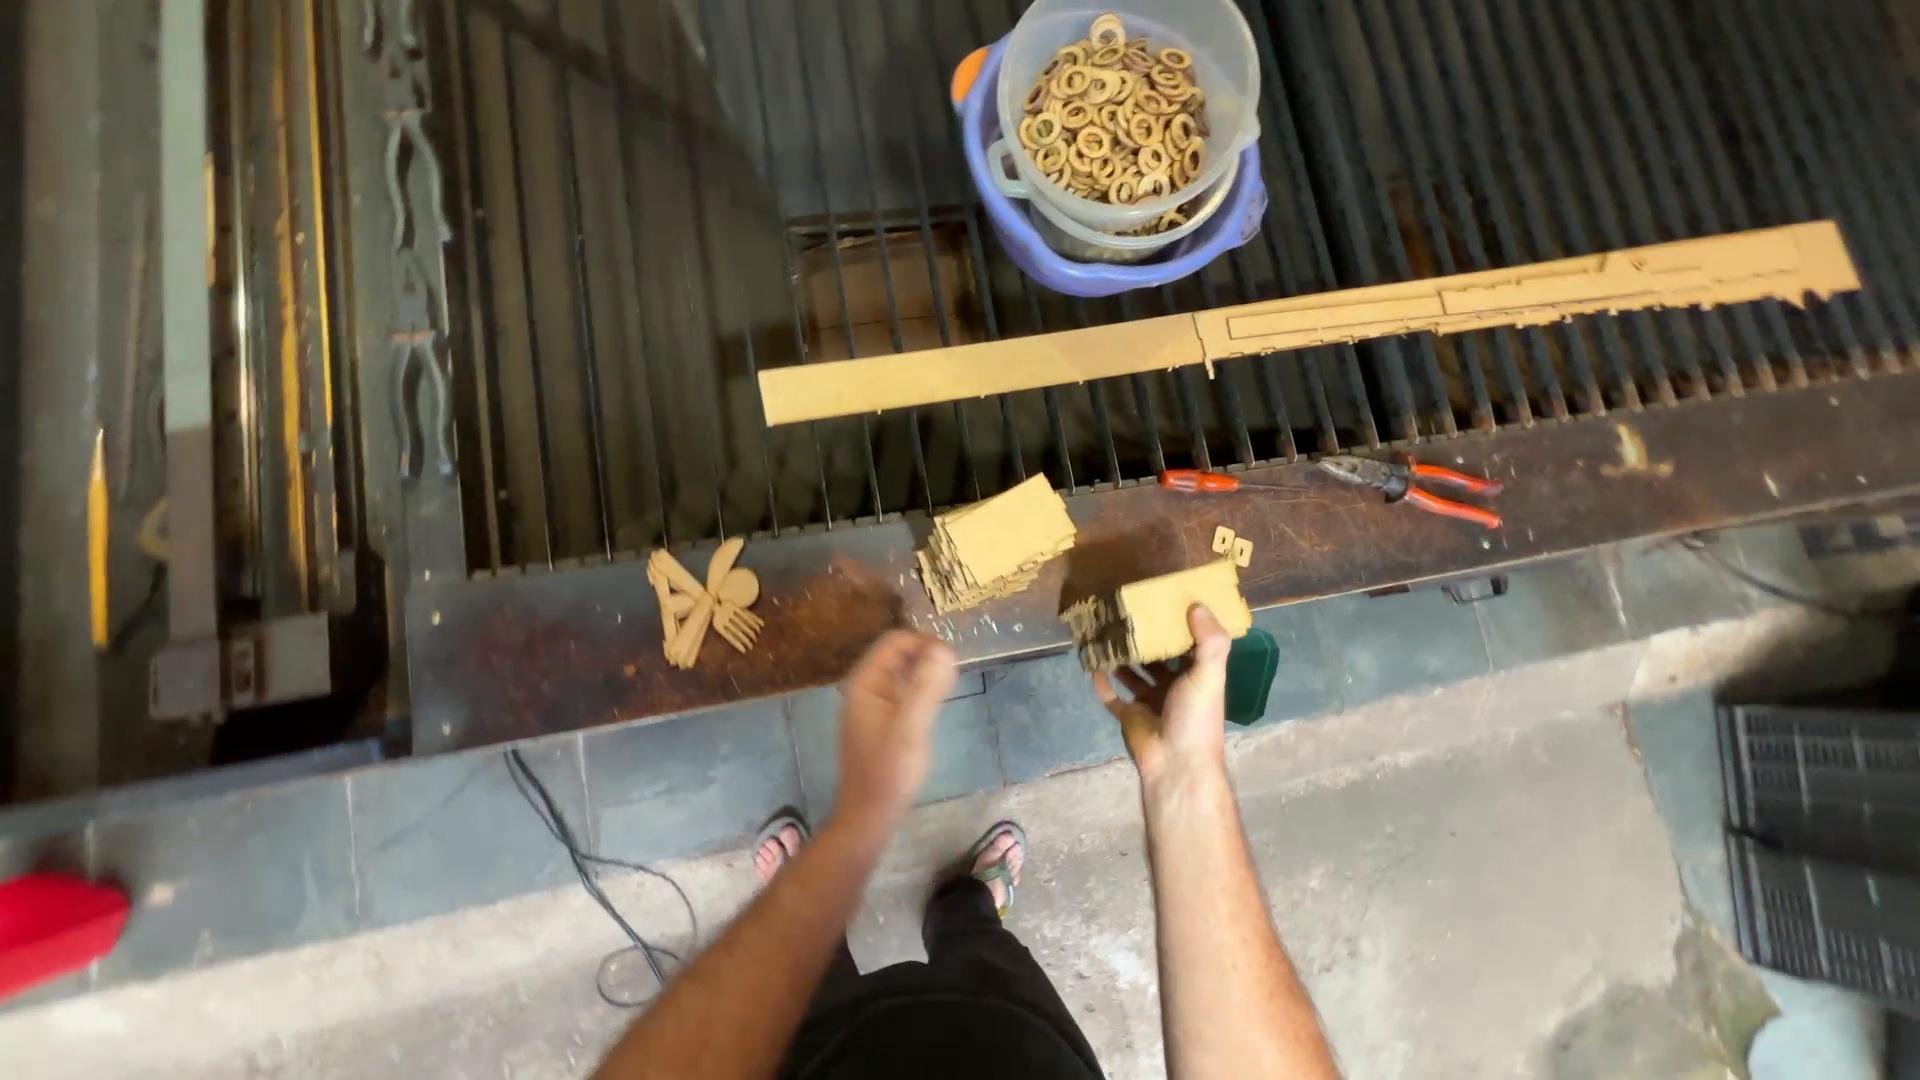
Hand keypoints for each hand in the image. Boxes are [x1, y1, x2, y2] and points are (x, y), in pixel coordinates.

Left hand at [835, 630, 956, 829]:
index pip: (895, 642)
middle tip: (954, 672)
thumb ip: (926, 688)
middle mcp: (866, 689)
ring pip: (903, 675)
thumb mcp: (910, 729)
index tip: (952, 657)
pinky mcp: (883, 723)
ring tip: (950, 685)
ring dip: (925, 672)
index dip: (924, 642)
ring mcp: (873, 707)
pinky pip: (904, 694)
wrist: (869, 818)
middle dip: (926, 655)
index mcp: (865, 684)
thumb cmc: (888, 774)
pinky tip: (937, 703)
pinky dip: (922, 691)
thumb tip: (944, 649)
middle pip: (899, 655)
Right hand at [1093, 604, 1229, 782]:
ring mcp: (1149, 701)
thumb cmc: (1196, 717)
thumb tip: (1197, 604)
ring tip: (1105, 632)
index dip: (1178, 624)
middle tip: (1127, 611)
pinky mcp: (1128, 715)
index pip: (1188, 644)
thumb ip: (1210, 641)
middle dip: (1144, 638)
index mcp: (1196, 676)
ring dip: (1121, 656)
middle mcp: (1173, 686)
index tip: (1164, 600)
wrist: (1176, 764)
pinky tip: (1092, 664)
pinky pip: (1111, 696)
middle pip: (1156, 657)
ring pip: (1131, 673)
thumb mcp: (1210, 675)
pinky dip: (1102, 682)